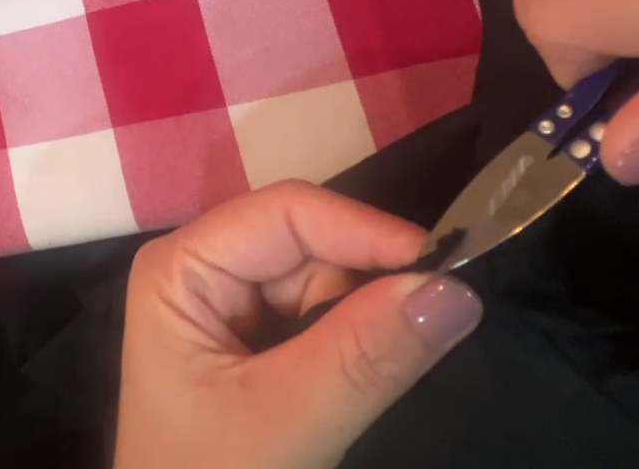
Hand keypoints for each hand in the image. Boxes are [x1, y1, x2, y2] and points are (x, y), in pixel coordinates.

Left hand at [113, 181, 480, 468]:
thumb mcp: (284, 425)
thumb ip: (364, 355)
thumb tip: (455, 290)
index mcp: (183, 265)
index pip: (285, 213)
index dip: (365, 230)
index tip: (450, 269)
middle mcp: (202, 265)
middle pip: (305, 239)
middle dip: (368, 278)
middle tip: (439, 321)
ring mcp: (226, 301)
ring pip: (322, 278)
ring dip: (365, 314)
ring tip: (383, 366)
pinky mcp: (253, 339)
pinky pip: (320, 316)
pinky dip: (355, 337)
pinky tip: (366, 369)